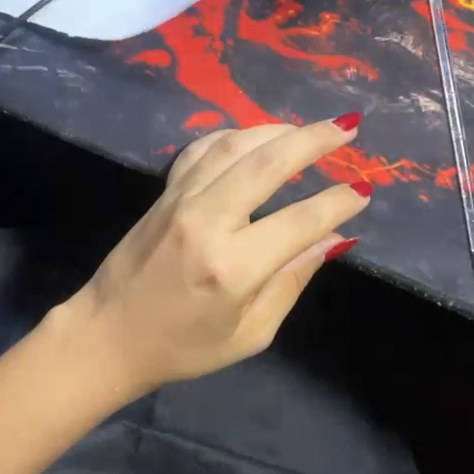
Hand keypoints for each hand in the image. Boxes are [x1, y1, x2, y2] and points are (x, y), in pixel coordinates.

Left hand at [51, 117, 368, 394]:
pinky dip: (230, 136)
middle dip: (311, 140)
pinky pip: (200, 150)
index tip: (364, 189)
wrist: (109, 332)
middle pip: (266, 164)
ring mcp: (179, 200)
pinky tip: (253, 136)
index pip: (299, 221)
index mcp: (232, 267)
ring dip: (274, 130)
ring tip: (308, 129)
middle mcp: (206, 221)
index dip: (337, 202)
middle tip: (347, 127)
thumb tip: (335, 238)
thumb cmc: (185, 346)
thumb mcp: (250, 332)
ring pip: (232, 146)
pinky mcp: (163, 192)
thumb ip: (292, 280)